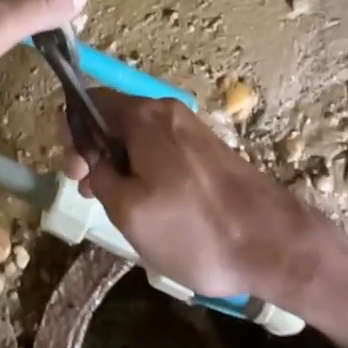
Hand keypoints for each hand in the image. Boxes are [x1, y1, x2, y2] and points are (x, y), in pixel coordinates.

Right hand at [61, 89, 336, 301]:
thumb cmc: (195, 229)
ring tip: (122, 206)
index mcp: (143, 115)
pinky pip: (162, 149)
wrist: (277, 246)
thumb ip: (98, 176)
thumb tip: (93, 159)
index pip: (88, 102)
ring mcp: (192, 129)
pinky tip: (153, 205)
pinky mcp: (209, 151)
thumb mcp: (128, 210)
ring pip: (138, 137)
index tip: (75, 173)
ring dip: (121, 164)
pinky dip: (146, 170)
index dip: (70, 134)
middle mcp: (167, 110)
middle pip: (113, 118)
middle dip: (94, 151)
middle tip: (92, 192)